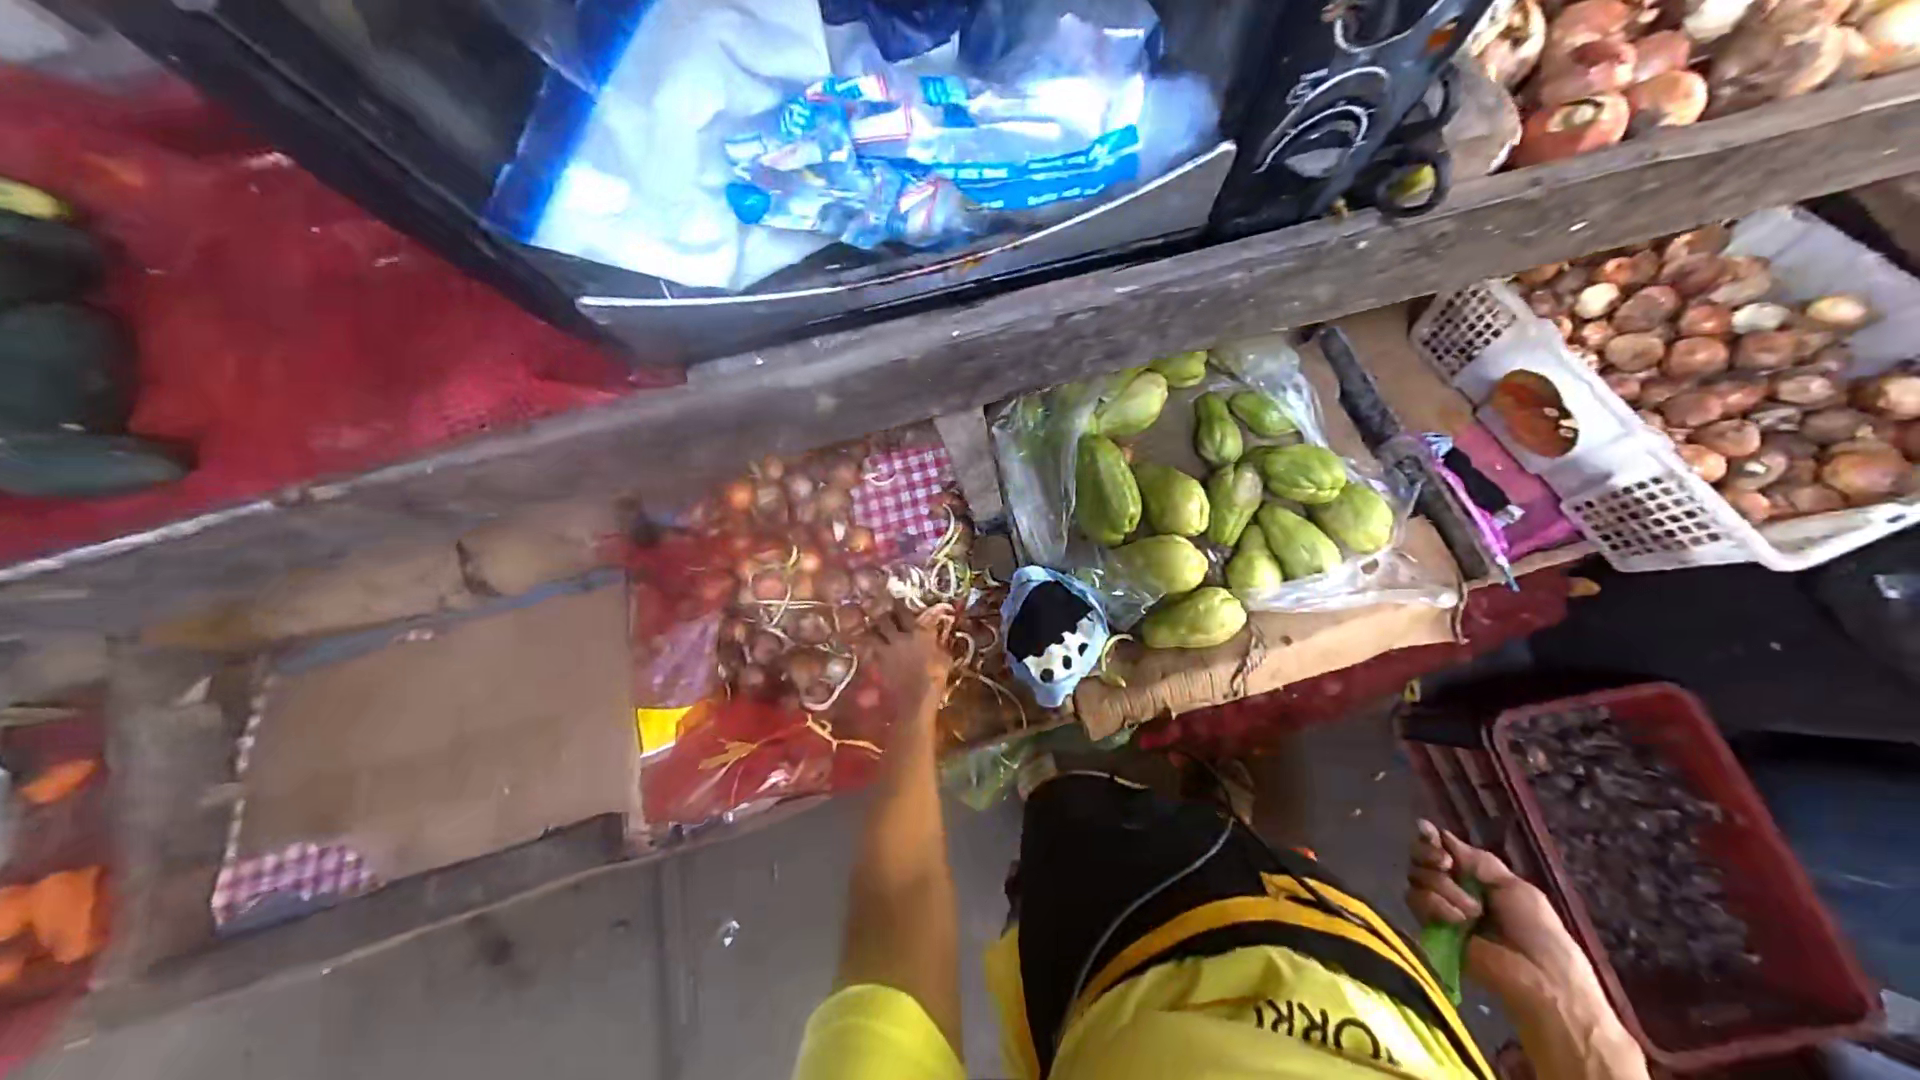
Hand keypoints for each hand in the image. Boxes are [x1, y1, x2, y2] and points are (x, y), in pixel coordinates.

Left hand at [864, 611, 950, 722]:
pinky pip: (866, 649)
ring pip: (873, 632)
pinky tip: (860, 646)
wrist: (915, 702)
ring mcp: (886, 649)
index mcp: (919, 633)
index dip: (898, 606)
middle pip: (885, 619)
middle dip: (881, 616)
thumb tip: (937, 635)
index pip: (905, 612)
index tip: (895, 603)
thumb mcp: (944, 660)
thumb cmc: (935, 681)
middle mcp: (900, 637)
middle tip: (880, 615)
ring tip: (868, 628)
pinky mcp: (876, 663)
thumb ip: (939, 644)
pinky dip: (863, 646)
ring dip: (870, 630)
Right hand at [1406, 820, 1611, 1012]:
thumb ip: (1477, 860)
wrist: (1538, 977)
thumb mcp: (1514, 887)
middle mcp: (1452, 888)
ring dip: (1444, 888)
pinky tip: (1457, 920)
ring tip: (1471, 911)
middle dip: (1430, 856)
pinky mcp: (1428, 926)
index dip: (1431, 838)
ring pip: (1418, 877)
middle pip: (1421, 857)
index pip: (1441, 848)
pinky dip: (1436, 906)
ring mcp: (1439, 907)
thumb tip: (1438, 832)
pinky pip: (1416, 900)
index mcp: (1475, 877)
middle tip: (1446, 865)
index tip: (1428, 833)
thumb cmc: (1538, 931)